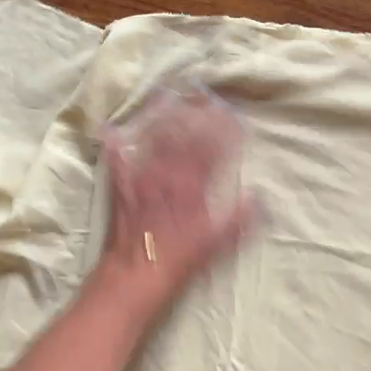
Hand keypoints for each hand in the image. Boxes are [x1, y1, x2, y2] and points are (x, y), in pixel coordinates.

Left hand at [88, 87, 259, 317]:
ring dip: (161, 118)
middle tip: (201, 94)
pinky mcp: (120, 188)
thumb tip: (258, 198)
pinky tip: (112, 129)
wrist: (133, 276)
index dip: (224, 131)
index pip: (212, 152)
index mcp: (193, 189)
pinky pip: (117, 161)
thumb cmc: (177, 262)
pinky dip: (115, 145)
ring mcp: (142, 180)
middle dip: (194, 114)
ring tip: (166, 95)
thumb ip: (238, 219)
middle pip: (182, 139)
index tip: (233, 114)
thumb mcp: (215, 244)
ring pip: (153, 142)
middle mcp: (168, 178)